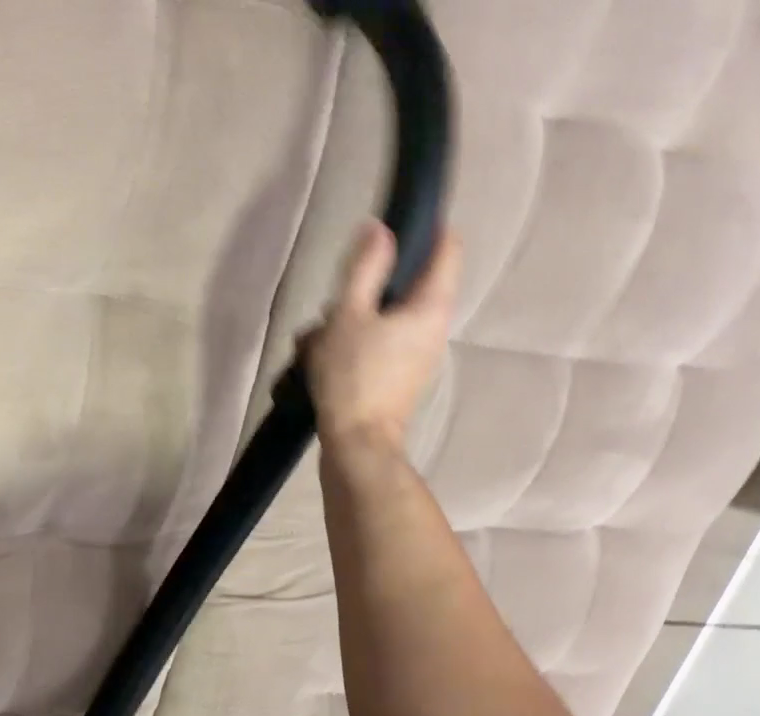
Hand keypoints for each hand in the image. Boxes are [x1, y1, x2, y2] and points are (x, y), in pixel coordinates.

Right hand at [303, 220, 461, 451]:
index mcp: (431, 305)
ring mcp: (418, 354)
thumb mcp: (348, 316)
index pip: (447, 247)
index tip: (387, 232)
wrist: (358, 443)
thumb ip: (364, 270)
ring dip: (349, 320)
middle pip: (406, 285)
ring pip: (385, 317)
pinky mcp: (398, 377)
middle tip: (331, 302)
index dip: (422, 230)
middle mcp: (434, 326)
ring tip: (313, 341)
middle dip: (365, 287)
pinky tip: (317, 360)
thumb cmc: (353, 376)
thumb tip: (378, 228)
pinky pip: (377, 344)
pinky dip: (351, 343)